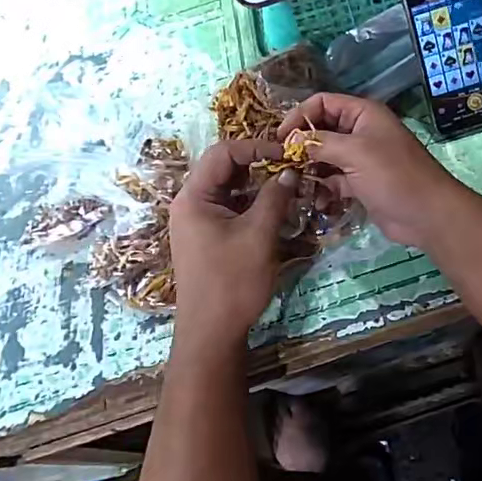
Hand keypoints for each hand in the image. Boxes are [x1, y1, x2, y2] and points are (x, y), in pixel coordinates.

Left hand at [168, 139, 298, 343]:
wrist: (211, 333)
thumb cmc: (232, 282)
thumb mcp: (259, 236)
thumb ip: (274, 198)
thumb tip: (290, 172)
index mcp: (193, 197)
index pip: (223, 153)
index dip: (257, 147)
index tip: (288, 155)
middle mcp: (190, 204)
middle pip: (224, 169)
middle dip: (259, 165)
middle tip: (291, 169)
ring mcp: (197, 222)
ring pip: (230, 190)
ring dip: (258, 186)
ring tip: (288, 189)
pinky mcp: (208, 238)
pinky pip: (230, 209)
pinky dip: (252, 205)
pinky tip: (276, 211)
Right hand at [276, 94, 468, 248]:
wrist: (427, 214)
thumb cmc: (394, 176)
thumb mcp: (355, 152)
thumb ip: (320, 143)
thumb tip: (291, 140)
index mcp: (363, 114)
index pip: (322, 103)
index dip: (299, 116)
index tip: (280, 139)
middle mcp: (361, 132)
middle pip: (321, 130)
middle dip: (301, 145)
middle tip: (280, 163)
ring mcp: (361, 159)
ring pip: (325, 157)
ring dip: (309, 168)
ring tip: (292, 182)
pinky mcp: (360, 184)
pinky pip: (333, 180)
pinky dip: (322, 188)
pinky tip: (312, 200)